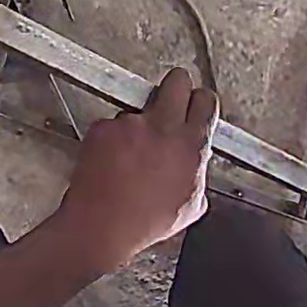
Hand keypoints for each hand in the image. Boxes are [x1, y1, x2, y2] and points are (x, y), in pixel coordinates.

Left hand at [49, 67, 218, 271]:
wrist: (101, 226)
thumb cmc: (143, 222)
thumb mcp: (190, 204)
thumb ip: (197, 172)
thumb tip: (196, 161)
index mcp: (191, 146)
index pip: (206, 101)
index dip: (199, 101)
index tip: (195, 104)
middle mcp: (163, 127)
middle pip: (178, 80)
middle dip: (176, 86)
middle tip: (169, 100)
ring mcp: (130, 124)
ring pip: (139, 107)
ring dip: (137, 124)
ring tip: (129, 155)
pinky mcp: (104, 127)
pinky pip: (111, 124)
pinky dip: (110, 139)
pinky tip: (110, 162)